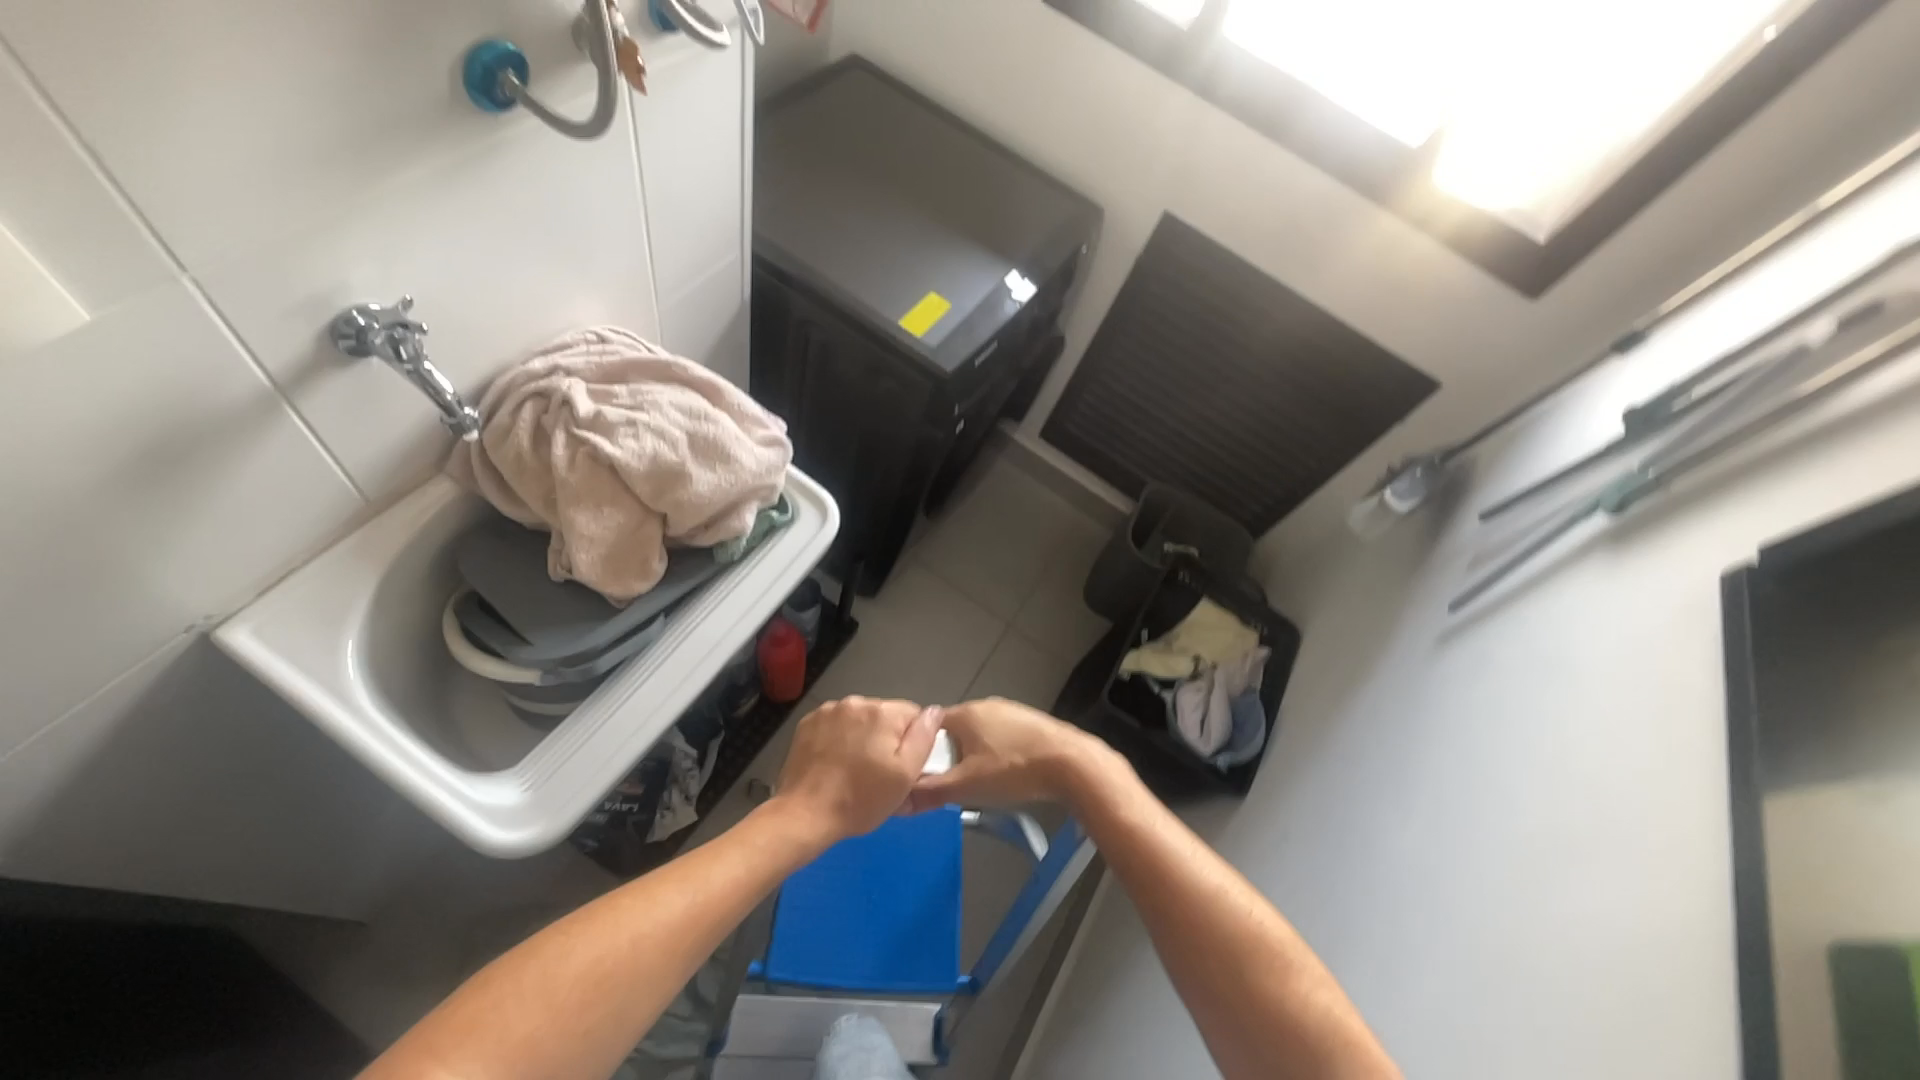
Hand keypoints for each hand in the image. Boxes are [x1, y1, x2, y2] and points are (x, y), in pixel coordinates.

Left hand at [774, 696, 944, 841]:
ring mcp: (828, 710)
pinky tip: (835, 762)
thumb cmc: (861, 799)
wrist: (806, 814)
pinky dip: (839, 738)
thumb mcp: (905, 775)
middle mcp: (855, 702)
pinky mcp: (808, 723)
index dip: (913, 741)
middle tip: (879, 771)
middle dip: (886, 737)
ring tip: (854, 768)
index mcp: (883, 712)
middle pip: (885, 714)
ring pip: (859, 719)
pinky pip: (836, 724)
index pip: (913, 714)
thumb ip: (924, 737)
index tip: (902, 766)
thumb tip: (934, 711)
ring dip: (862, 735)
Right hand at [905, 697, 1120, 813]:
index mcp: (965, 713)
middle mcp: (986, 705)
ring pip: (980, 734)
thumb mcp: (966, 786)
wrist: (1071, 763)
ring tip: (979, 784)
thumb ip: (930, 791)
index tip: (918, 773)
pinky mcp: (1032, 723)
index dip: (920, 750)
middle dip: (948, 756)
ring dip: (975, 756)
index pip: (928, 727)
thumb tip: (897, 800)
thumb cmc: (1012, 770)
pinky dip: (998, 754)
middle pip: (954, 731)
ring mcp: (1012, 711)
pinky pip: (1003, 737)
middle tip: (949, 784)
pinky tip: (1007, 774)